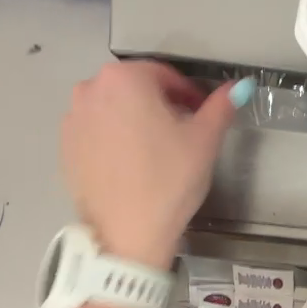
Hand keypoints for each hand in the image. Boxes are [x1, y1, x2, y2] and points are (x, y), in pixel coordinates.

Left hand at [60, 62, 251, 269]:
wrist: (128, 232)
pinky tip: (135, 167)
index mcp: (125, 79)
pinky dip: (116, 140)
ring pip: (114, 110)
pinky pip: (97, 132)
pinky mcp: (66, 146)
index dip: (189, 94)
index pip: (165, 75)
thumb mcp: (204, 141)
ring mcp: (73, 117)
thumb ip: (221, 107)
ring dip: (137, 121)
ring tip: (157, 153)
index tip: (202, 116)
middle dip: (161, 106)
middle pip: (136, 89)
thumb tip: (240, 87)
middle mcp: (91, 88)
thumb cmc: (169, 181)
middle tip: (182, 136)